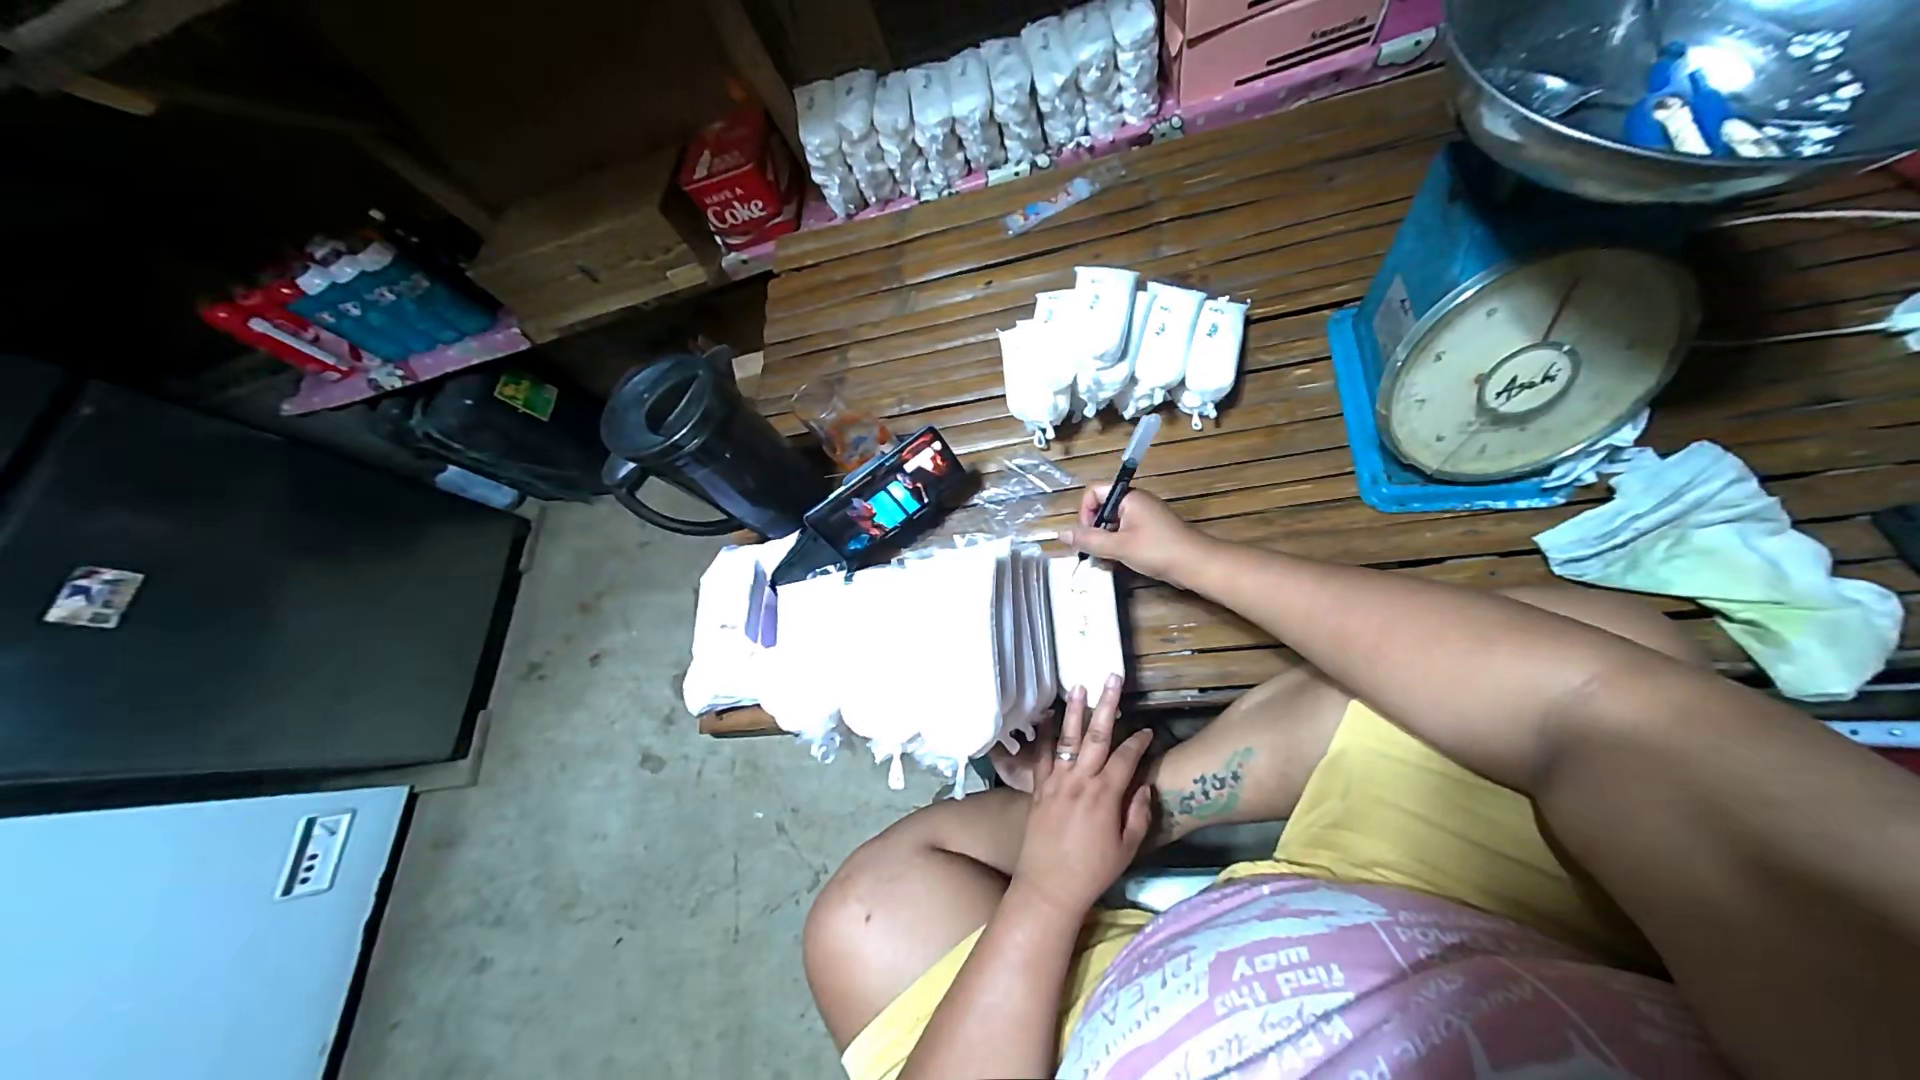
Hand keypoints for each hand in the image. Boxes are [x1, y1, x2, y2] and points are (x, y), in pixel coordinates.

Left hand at [1009, 676, 1154, 920]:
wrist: (1048, 887)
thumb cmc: (1093, 871)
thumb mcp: (1127, 848)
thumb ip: (1138, 813)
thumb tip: (1143, 785)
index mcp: (1105, 795)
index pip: (1127, 757)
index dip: (1139, 741)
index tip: (1148, 731)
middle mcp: (1080, 780)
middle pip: (1097, 735)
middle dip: (1108, 705)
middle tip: (1113, 679)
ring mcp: (1056, 781)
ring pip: (1067, 737)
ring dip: (1074, 710)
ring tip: (1079, 686)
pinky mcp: (1038, 787)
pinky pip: (1042, 754)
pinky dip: (1045, 734)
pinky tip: (1047, 717)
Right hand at [1062, 484, 1209, 585]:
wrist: (1196, 564)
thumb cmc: (1157, 550)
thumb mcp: (1118, 546)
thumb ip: (1089, 540)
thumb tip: (1061, 534)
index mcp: (1129, 497)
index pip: (1094, 492)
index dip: (1085, 512)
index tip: (1087, 534)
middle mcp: (1136, 502)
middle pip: (1102, 509)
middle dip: (1094, 531)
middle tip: (1094, 551)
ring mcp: (1144, 517)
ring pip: (1112, 524)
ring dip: (1105, 541)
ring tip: (1107, 560)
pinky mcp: (1150, 532)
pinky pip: (1125, 533)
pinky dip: (1117, 546)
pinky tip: (1119, 562)